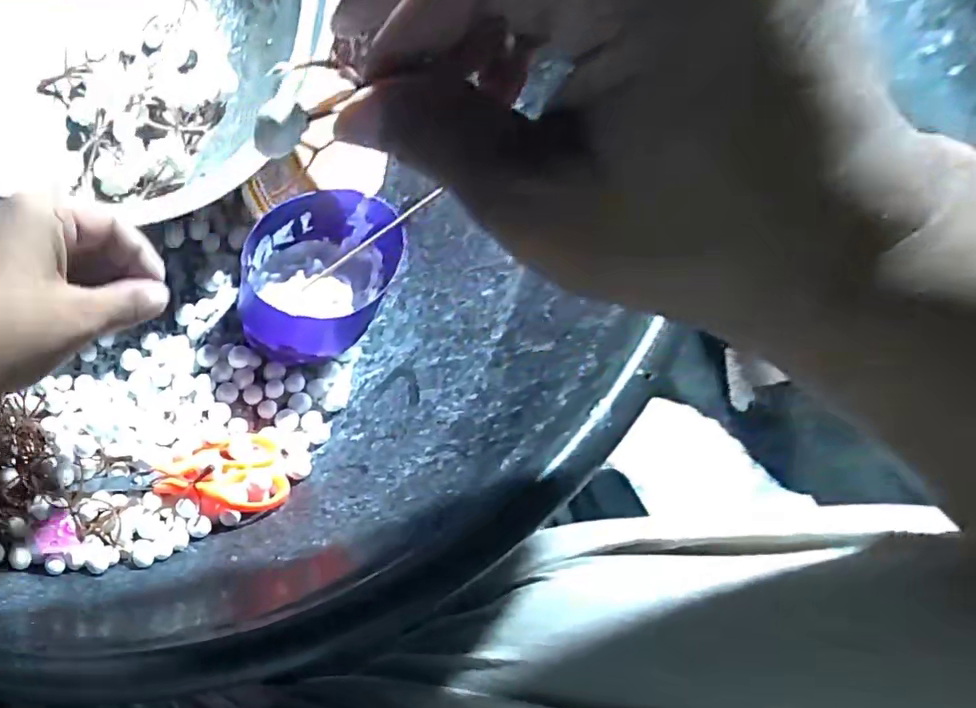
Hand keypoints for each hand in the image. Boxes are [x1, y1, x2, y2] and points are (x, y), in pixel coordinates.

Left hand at [0, 193, 169, 402]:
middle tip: (140, 312)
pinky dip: (63, 296)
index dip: (142, 259)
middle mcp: (15, 216)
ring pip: (61, 261)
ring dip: (92, 289)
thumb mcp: (77, 319)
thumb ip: (125, 303)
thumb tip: (160, 295)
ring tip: (115, 323)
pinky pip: (37, 276)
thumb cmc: (12, 335)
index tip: (161, 294)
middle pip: (84, 238)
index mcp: (40, 208)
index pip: (110, 223)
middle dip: (117, 275)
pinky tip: (78, 324)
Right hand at [331, 0, 967, 349]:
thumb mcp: (528, 200)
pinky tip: (497, 76)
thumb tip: (347, 114)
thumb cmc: (666, 234)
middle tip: (368, 85)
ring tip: (434, 96)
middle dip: (422, 19)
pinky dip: (517, 17)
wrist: (810, 231)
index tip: (351, 100)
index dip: (399, 30)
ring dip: (465, 20)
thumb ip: (436, 137)